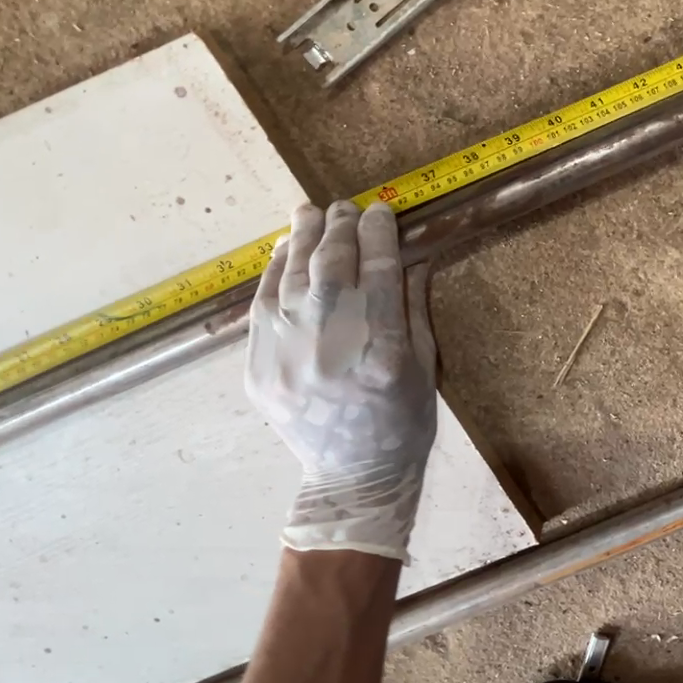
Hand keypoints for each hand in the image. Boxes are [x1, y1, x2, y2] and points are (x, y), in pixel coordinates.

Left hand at [246, 200, 437, 561]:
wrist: (353, 476)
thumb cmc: (404, 420)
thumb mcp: (425, 364)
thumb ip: (413, 307)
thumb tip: (412, 255)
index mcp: (384, 350)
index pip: (380, 273)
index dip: (380, 235)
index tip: (381, 210)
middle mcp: (332, 348)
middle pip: (333, 268)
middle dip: (339, 229)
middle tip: (344, 207)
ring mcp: (288, 358)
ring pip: (291, 280)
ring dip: (301, 240)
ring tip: (308, 213)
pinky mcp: (257, 369)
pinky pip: (262, 307)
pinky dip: (274, 273)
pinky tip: (283, 252)